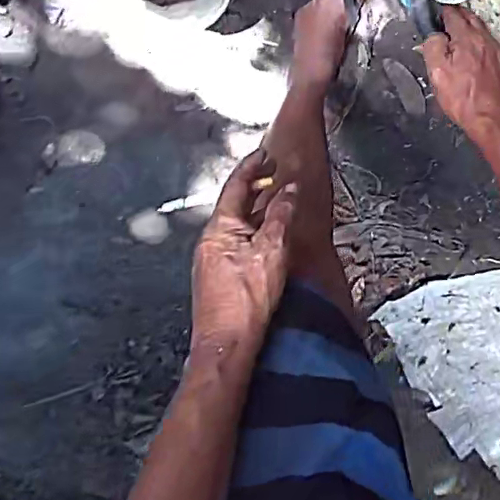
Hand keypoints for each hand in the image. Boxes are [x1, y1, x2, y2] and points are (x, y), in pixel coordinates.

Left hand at [190, 150, 295, 356]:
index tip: (264, 154)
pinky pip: (238, 239)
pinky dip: (255, 228)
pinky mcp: (219, 275)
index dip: (252, 167)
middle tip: (274, 173)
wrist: (228, 344)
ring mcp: (213, 258)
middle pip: (235, 202)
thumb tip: (288, 191)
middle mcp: (211, 240)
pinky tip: (269, 236)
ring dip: (257, 208)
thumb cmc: (246, 301)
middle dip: (256, 186)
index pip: (236, 186)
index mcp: (219, 228)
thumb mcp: (272, 249)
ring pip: (238, 222)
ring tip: (277, 200)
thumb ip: (281, 215)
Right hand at [420, 5, 499, 141]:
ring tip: (454, 29)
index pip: (452, 13)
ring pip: (479, 26)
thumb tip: (435, 35)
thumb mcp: (438, 72)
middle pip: (469, 16)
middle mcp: (484, 38)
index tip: (431, 13)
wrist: (492, 118)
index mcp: (467, 37)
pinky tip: (469, 46)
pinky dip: (475, 36)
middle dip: (455, 13)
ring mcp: (494, 49)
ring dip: (467, 23)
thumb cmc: (463, 98)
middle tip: (442, 17)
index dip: (439, 11)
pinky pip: (486, 39)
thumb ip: (433, 46)